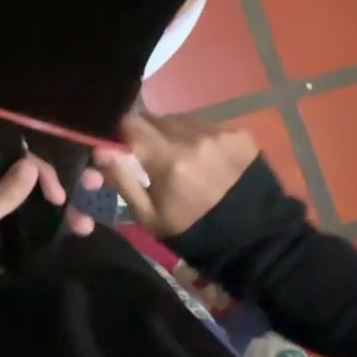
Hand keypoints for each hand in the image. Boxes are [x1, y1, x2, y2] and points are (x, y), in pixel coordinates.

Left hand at [0, 157, 94, 232]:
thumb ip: (2, 194)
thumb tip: (31, 164)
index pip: (15, 162)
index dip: (43, 173)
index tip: (61, 197)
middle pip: (27, 183)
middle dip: (59, 191)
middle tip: (92, 197)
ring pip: (29, 207)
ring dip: (56, 214)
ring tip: (84, 227)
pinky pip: (21, 228)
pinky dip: (42, 232)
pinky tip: (66, 237)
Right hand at [92, 112, 259, 236]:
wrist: (256, 239)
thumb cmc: (193, 230)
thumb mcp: (148, 216)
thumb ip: (121, 179)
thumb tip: (100, 149)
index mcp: (168, 160)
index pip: (130, 123)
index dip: (120, 131)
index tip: (120, 144)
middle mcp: (192, 138)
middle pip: (154, 117)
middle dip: (146, 133)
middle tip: (151, 156)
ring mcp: (218, 132)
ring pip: (179, 119)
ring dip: (172, 133)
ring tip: (181, 158)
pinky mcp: (239, 132)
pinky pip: (205, 124)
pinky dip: (198, 137)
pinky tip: (206, 159)